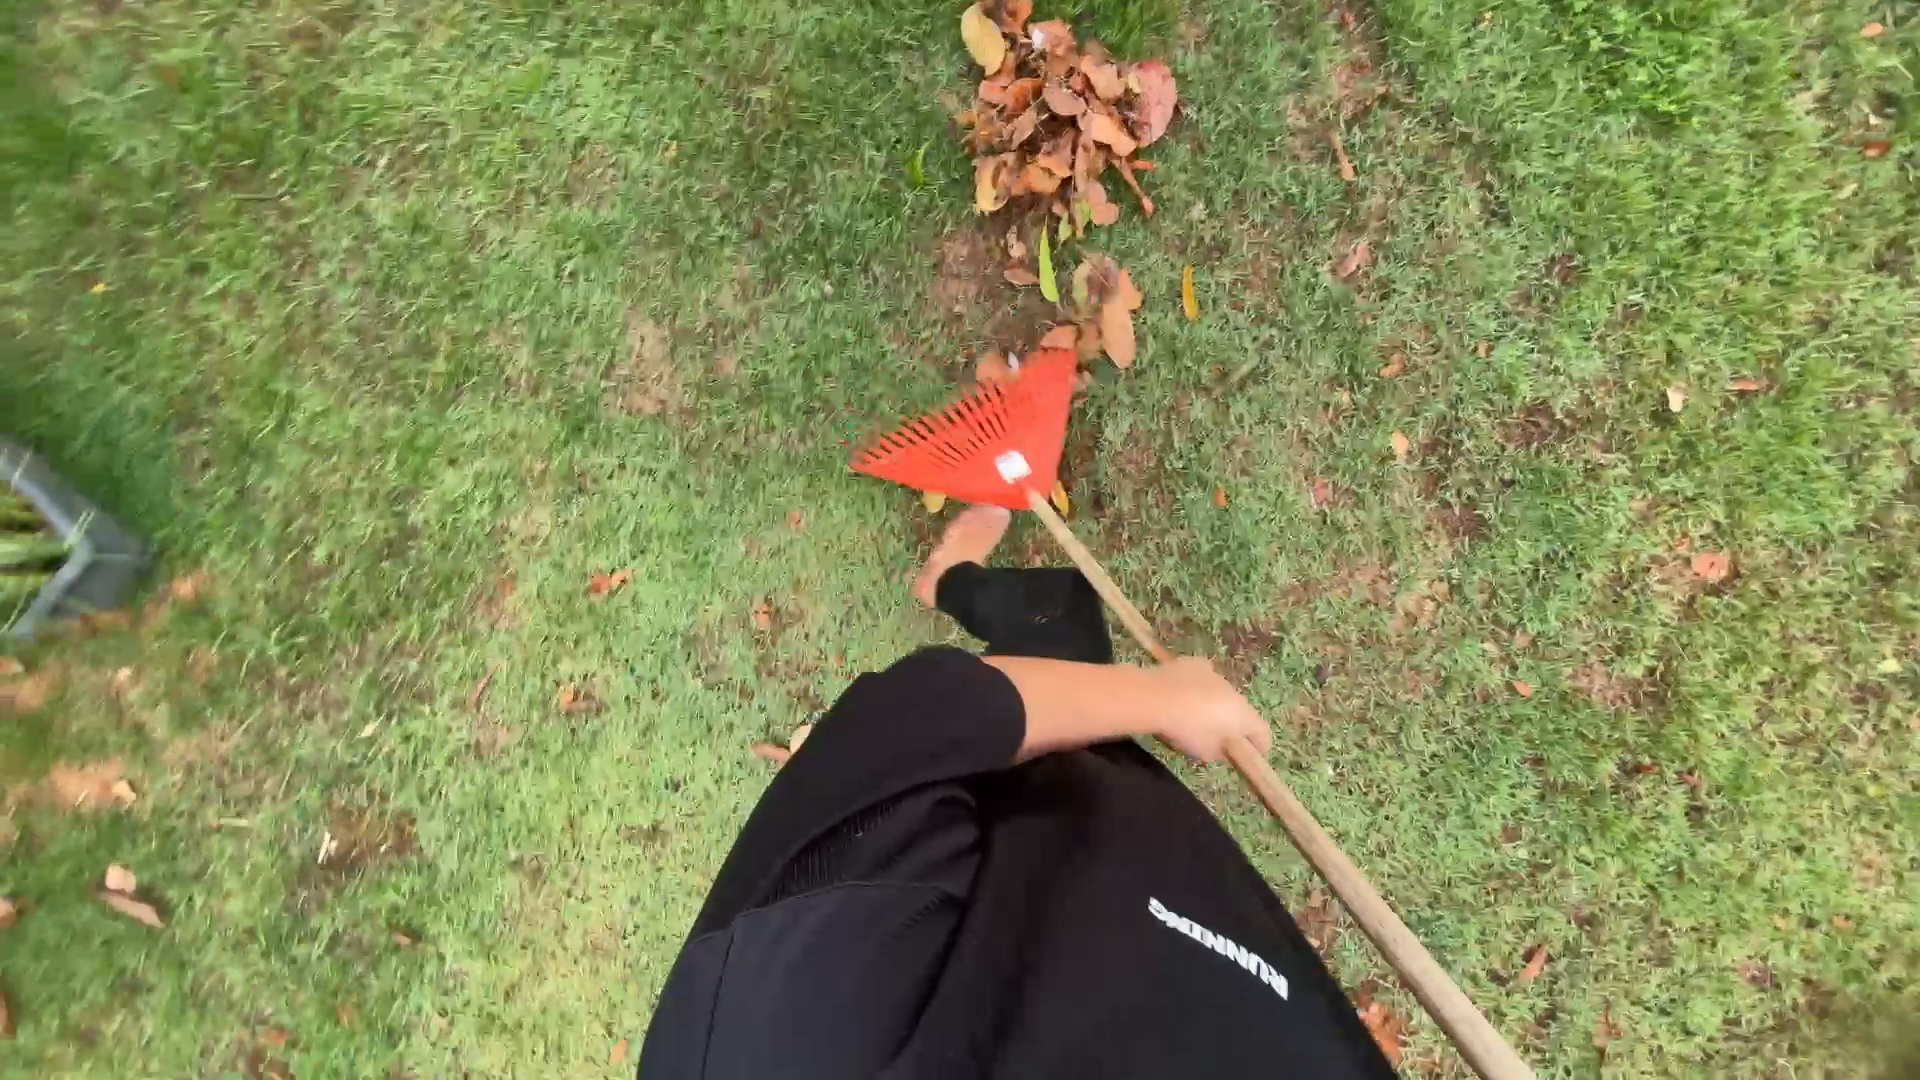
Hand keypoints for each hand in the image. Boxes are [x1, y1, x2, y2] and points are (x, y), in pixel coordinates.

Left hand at [1150, 657, 1270, 762]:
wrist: (1155, 697)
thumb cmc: (1185, 729)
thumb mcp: (1204, 752)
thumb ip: (1219, 752)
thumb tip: (1222, 750)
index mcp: (1243, 715)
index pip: (1262, 732)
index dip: (1260, 746)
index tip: (1254, 754)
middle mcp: (1234, 692)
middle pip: (1241, 710)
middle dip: (1234, 723)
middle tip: (1220, 735)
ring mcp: (1215, 675)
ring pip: (1222, 692)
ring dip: (1216, 703)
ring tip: (1197, 713)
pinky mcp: (1195, 664)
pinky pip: (1203, 676)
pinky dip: (1199, 684)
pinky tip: (1185, 691)